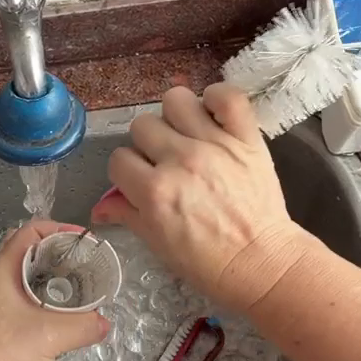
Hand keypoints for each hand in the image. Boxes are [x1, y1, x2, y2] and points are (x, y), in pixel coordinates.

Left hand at [0, 220, 110, 360]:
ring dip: (57, 276)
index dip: (58, 230)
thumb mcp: (50, 335)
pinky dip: (52, 296)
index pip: (30, 232)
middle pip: (33, 251)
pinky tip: (71, 309)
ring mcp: (1, 301)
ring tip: (84, 282)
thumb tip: (105, 322)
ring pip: (33, 276)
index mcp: (2, 269)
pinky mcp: (7, 321)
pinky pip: (32, 297)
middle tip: (88, 261)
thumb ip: (83, 324)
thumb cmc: (6, 352)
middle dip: (61, 253)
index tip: (84, 241)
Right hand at [92, 84, 313, 310]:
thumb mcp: (157, 244)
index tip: (141, 182)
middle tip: (166, 162)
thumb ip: (127, 215)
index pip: (118, 158)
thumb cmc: (208, 262)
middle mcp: (180, 161)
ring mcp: (214, 145)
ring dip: (176, 116)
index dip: (127, 172)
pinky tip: (214, 117)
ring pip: (175, 99)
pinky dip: (218, 99)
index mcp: (154, 191)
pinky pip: (228, 95)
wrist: (262, 265)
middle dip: (149, 145)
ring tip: (188, 136)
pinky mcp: (246, 138)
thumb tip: (99, 207)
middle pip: (142, 125)